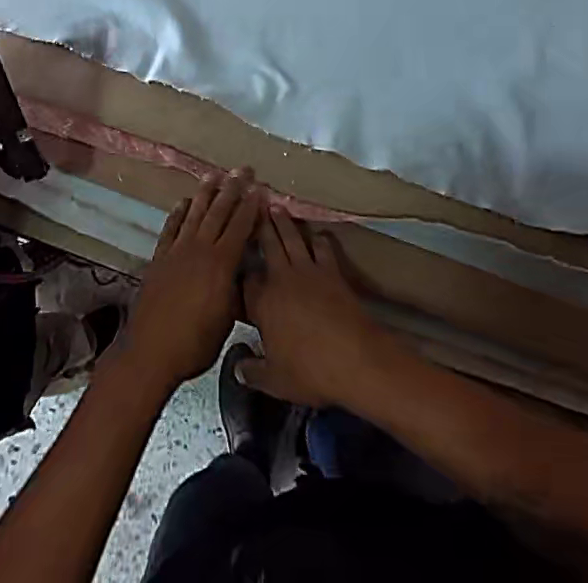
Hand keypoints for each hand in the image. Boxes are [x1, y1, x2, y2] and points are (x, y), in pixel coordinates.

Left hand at [114, 169, 264, 391]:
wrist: (150, 354)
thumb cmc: (196, 342)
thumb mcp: (228, 316)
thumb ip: (237, 287)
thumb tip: (245, 271)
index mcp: (222, 263)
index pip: (241, 226)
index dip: (252, 207)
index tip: (261, 189)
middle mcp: (200, 250)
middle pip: (219, 212)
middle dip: (233, 190)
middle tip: (242, 170)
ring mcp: (177, 253)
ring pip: (195, 215)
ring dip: (206, 194)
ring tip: (214, 175)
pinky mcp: (159, 261)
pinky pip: (170, 230)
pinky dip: (178, 214)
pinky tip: (184, 203)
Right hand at [239, 207, 397, 408]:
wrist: (354, 358)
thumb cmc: (310, 371)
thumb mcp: (273, 380)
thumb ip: (253, 371)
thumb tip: (240, 367)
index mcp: (263, 303)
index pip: (245, 280)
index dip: (239, 271)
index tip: (233, 260)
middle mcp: (284, 280)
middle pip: (268, 246)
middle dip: (258, 227)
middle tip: (252, 207)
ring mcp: (310, 272)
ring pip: (293, 240)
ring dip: (284, 223)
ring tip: (276, 207)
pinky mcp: (333, 272)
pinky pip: (323, 248)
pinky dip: (318, 238)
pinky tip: (317, 233)